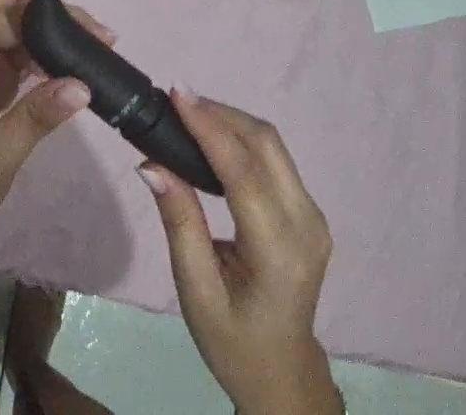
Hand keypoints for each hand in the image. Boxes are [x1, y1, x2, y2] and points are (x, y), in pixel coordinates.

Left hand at [0, 0, 104, 265]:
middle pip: (4, 18)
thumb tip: (82, 84)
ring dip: (53, 38)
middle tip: (99, 33)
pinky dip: (48, 62)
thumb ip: (36, 117)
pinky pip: (20, 64)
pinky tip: (76, 69)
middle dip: (49, 15)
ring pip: (16, 39)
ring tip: (98, 47)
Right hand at [140, 93, 341, 414]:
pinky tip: (210, 139)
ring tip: (186, 113)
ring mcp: (313, 217)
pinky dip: (240, 141)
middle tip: (175, 100)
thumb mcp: (195, 288)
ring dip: (230, 122)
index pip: (242, 171)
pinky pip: (274, 162)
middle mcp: (306, 224)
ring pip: (273, 147)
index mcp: (279, 249)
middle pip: (267, 145)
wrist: (282, 372)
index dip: (209, 127)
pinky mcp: (308, 213)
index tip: (176, 93)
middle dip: (221, 114)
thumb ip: (179, 222)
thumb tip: (151, 164)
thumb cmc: (231, 339)